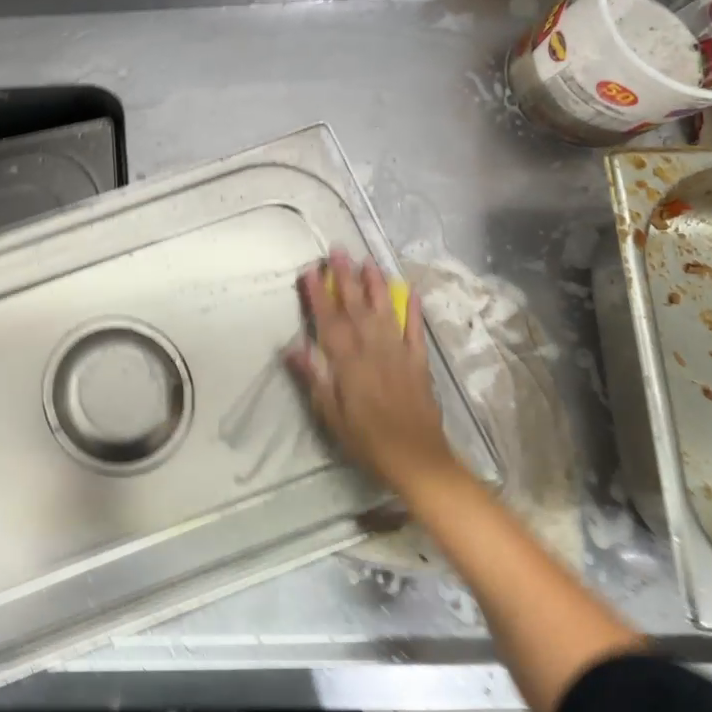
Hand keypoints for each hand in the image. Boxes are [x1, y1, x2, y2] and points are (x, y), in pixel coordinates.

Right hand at [284, 250, 458, 489]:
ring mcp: (399, 355)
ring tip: (368, 260)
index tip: (309, 271)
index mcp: (348, 363)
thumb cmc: (366, 440)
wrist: (417, 460)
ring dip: (376, 285)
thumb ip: (315, 378)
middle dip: (345, 278)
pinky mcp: (418, 363)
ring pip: (385, 312)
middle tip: (338, 250)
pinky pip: (415, 331)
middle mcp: (374, 351)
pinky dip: (413, 310)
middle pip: (357, 308)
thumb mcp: (331, 415)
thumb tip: (293, 348)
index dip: (318, 295)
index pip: (329, 322)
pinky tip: (410, 292)